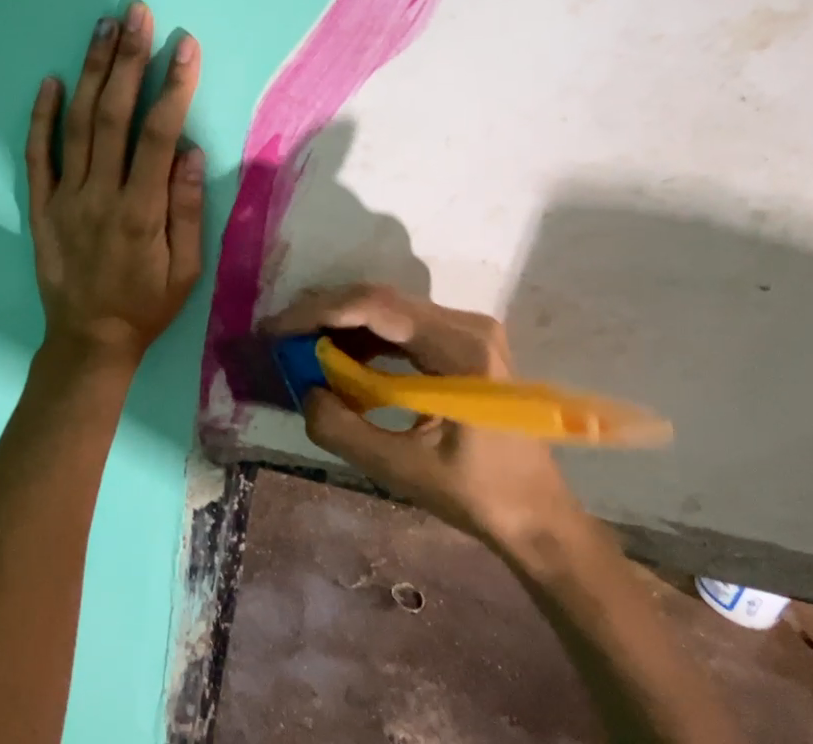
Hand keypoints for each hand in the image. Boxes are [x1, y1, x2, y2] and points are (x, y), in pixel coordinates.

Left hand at [25, 1, 204, 369]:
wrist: (89, 340)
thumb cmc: (147, 305)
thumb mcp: (186, 269)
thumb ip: (188, 209)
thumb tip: (191, 150)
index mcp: (143, 210)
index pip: (159, 134)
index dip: (173, 86)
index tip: (184, 45)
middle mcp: (101, 195)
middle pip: (113, 116)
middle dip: (127, 61)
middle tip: (136, 13)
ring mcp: (66, 198)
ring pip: (77, 126)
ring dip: (91, 74)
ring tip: (103, 29)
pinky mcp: (41, 207)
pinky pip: (38, 156)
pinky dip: (41, 118)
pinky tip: (50, 81)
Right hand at [261, 284, 584, 549]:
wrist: (537, 514)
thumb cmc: (479, 495)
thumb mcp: (404, 471)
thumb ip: (345, 431)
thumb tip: (306, 393)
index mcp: (462, 351)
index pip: (378, 308)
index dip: (319, 313)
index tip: (276, 330)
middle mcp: (467, 326)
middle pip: (379, 300)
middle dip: (321, 315)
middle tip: (276, 338)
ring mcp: (466, 331)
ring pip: (385, 309)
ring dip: (338, 326)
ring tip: (296, 349)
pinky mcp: (459, 343)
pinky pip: (398, 327)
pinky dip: (360, 339)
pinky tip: (334, 361)